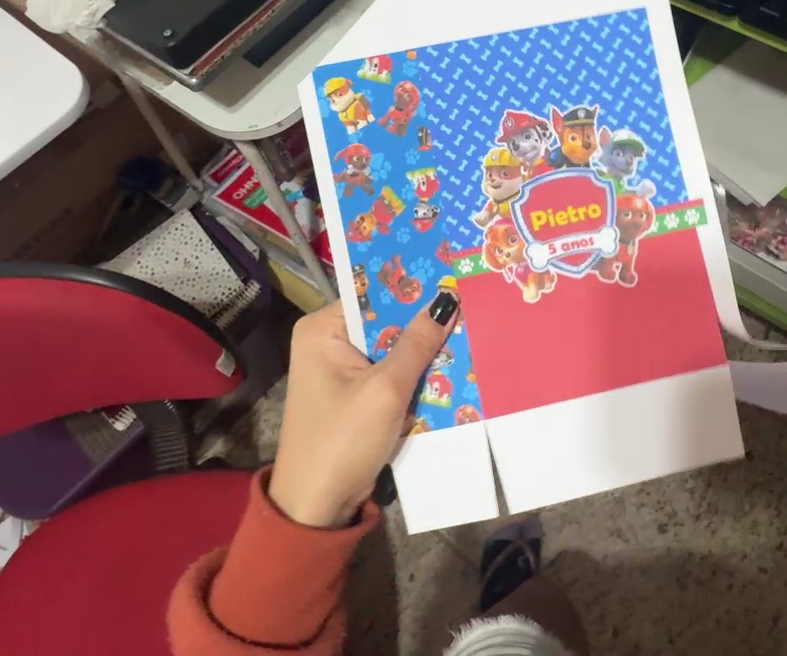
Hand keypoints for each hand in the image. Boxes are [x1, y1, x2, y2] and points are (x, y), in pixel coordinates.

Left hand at [267, 293, 459, 527]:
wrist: (316, 510)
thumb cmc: (343, 441)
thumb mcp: (385, 390)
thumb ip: (417, 343)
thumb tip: (446, 299)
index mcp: (321, 329)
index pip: (374, 295)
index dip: (413, 289)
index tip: (453, 277)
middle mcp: (327, 341)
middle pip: (386, 321)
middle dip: (423, 321)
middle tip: (470, 303)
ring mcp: (341, 370)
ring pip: (393, 348)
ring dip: (424, 350)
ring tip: (470, 329)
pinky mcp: (355, 395)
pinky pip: (391, 373)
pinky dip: (415, 375)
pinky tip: (451, 366)